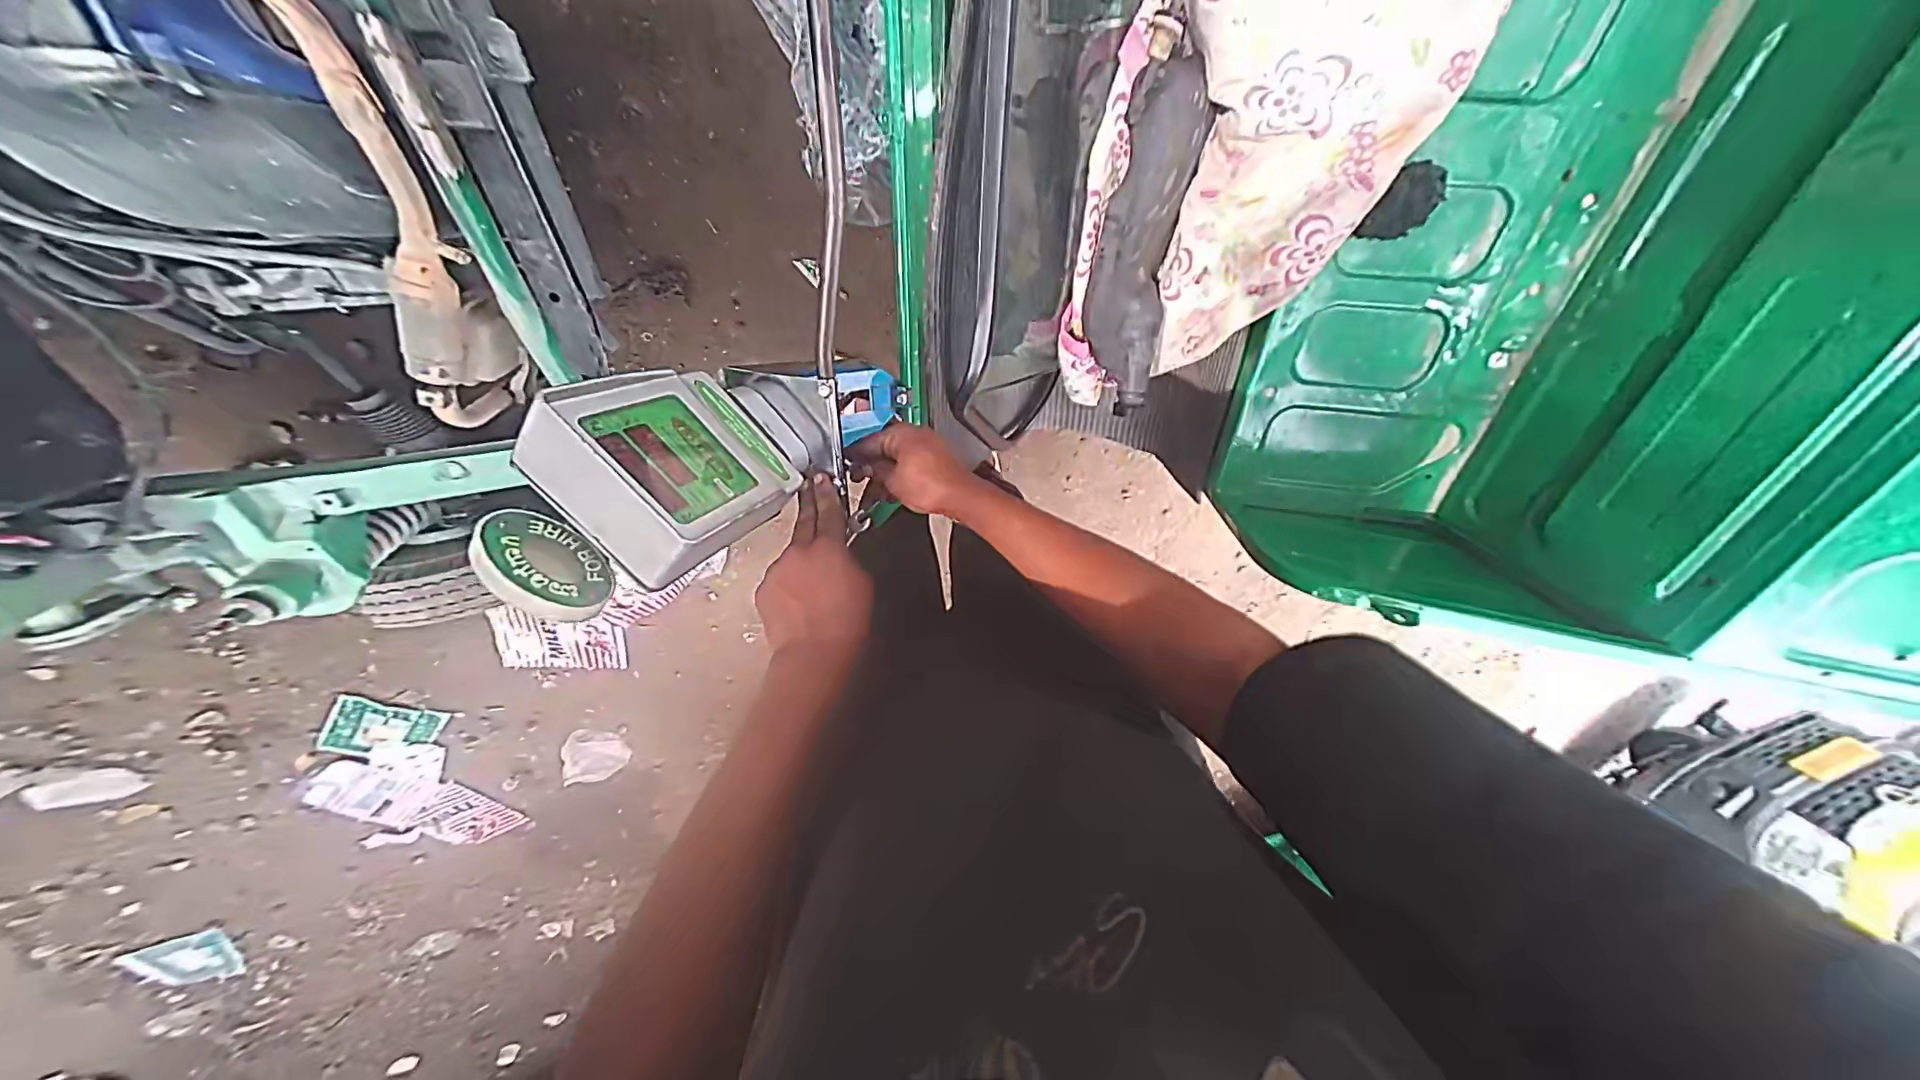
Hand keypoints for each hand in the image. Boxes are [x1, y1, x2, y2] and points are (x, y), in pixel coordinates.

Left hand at [755, 475, 871, 664]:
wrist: (814, 652)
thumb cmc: (846, 622)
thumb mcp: (863, 582)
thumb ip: (849, 559)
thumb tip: (840, 553)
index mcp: (829, 547)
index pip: (829, 511)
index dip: (828, 493)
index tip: (823, 480)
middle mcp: (799, 552)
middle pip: (805, 520)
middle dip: (809, 503)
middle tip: (810, 488)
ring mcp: (778, 569)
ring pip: (791, 554)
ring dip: (800, 559)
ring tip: (813, 582)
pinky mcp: (764, 588)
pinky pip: (779, 577)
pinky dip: (788, 582)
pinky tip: (800, 600)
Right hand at [848, 423, 987, 517]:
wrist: (961, 496)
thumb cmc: (934, 486)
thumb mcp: (892, 481)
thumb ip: (875, 471)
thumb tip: (867, 467)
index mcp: (901, 433)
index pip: (868, 439)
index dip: (855, 453)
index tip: (848, 461)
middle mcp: (915, 434)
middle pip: (884, 446)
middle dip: (871, 464)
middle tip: (861, 477)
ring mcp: (927, 445)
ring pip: (898, 456)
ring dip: (886, 472)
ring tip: (878, 489)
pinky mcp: (935, 458)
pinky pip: (911, 462)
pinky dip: (901, 473)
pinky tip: (895, 488)